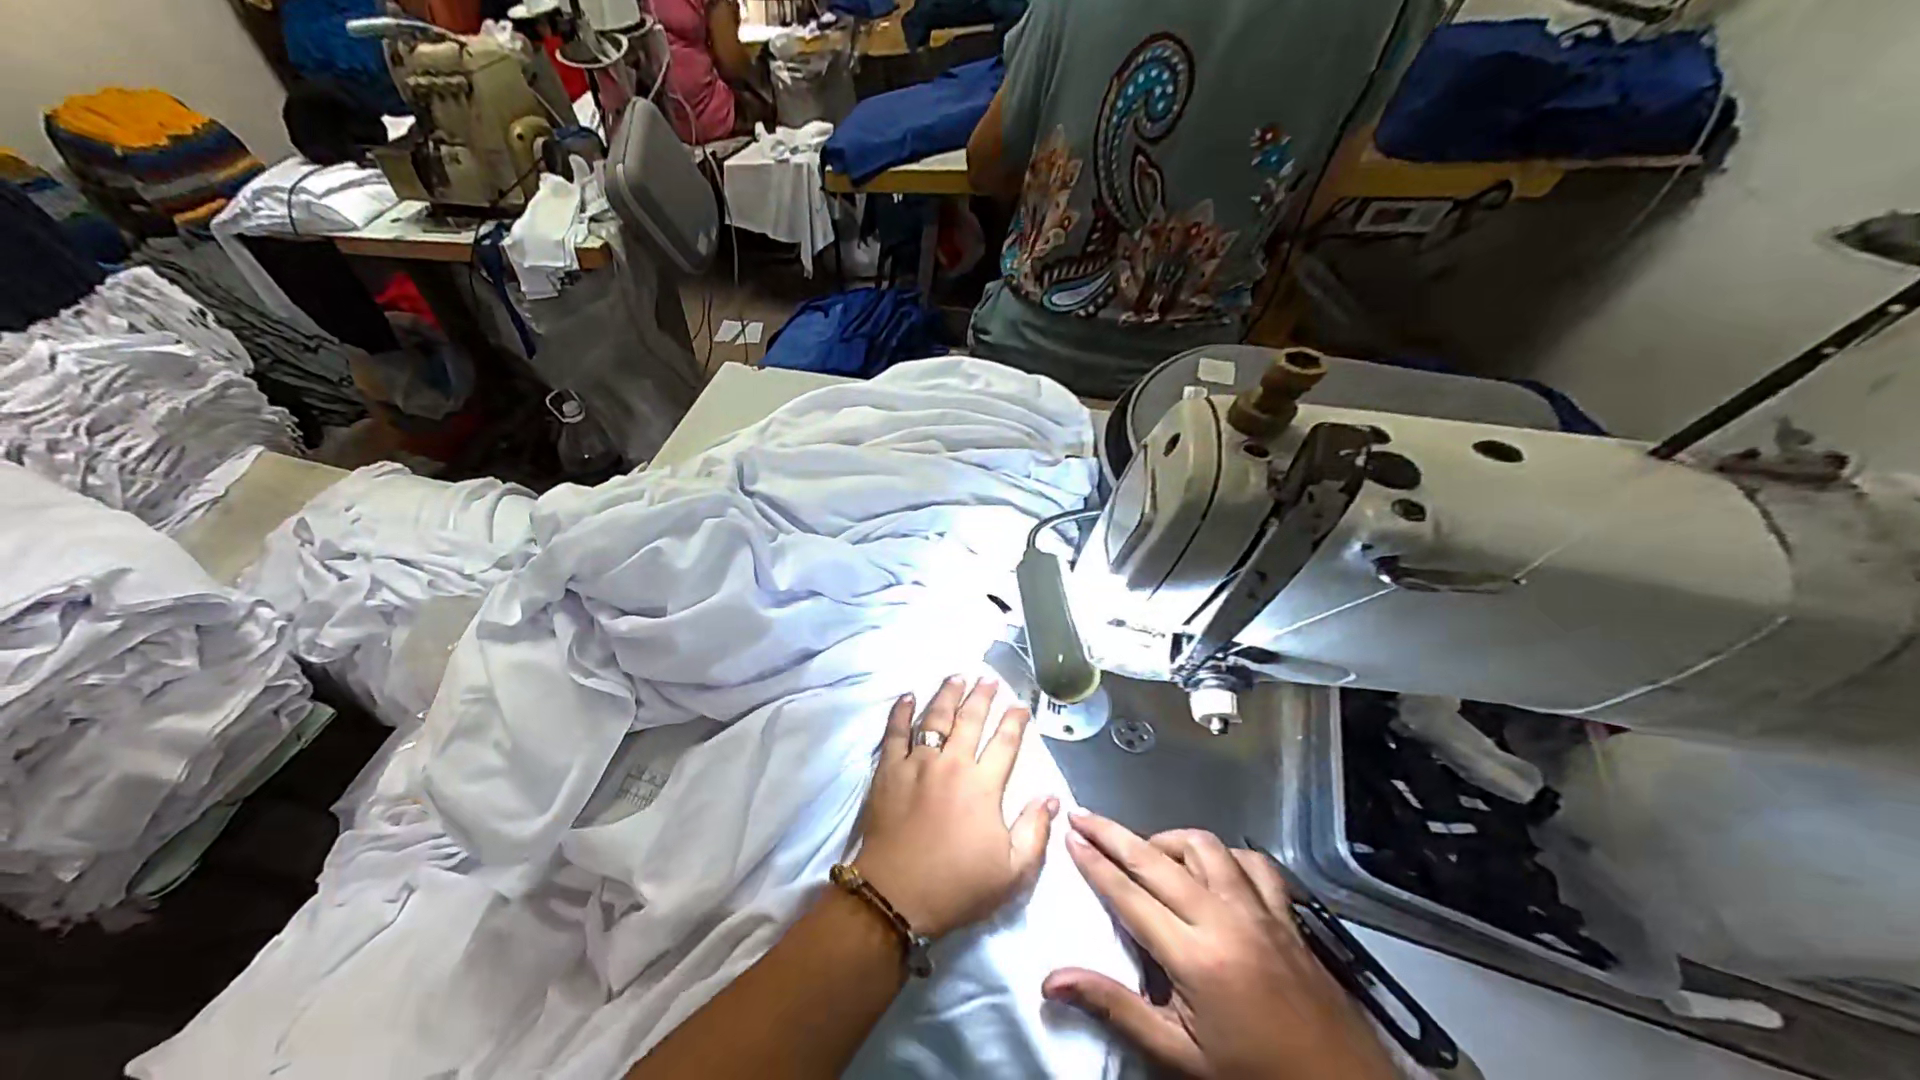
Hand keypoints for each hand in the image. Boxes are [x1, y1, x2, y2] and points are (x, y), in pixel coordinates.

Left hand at [854, 676, 1058, 938]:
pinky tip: (907, 697)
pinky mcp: (888, 771)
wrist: (894, 896)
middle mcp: (952, 764)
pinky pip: (894, 733)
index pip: (1005, 742)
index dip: (1015, 721)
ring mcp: (917, 764)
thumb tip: (1051, 797)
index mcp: (983, 786)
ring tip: (957, 677)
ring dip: (947, 694)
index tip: (1020, 705)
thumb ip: (1035, 831)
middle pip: (969, 720)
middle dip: (982, 696)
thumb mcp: (1012, 872)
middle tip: (989, 679)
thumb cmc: (957, 887)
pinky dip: (901, 712)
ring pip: (934, 717)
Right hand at [1046, 815, 1396, 1079]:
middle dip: (1114, 834)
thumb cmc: (1254, 1076)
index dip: (1095, 861)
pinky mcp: (1285, 913)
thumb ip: (1115, 1007)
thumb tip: (1053, 981)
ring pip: (1205, 847)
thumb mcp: (1179, 1055)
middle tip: (1084, 817)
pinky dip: (1225, 855)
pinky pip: (1252, 863)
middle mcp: (1225, 918)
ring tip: (1146, 851)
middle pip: (1158, 859)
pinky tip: (1213, 868)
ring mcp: (1259, 910)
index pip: (1130, 894)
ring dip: (1168, 840)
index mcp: (1195, 956)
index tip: (1070, 834)